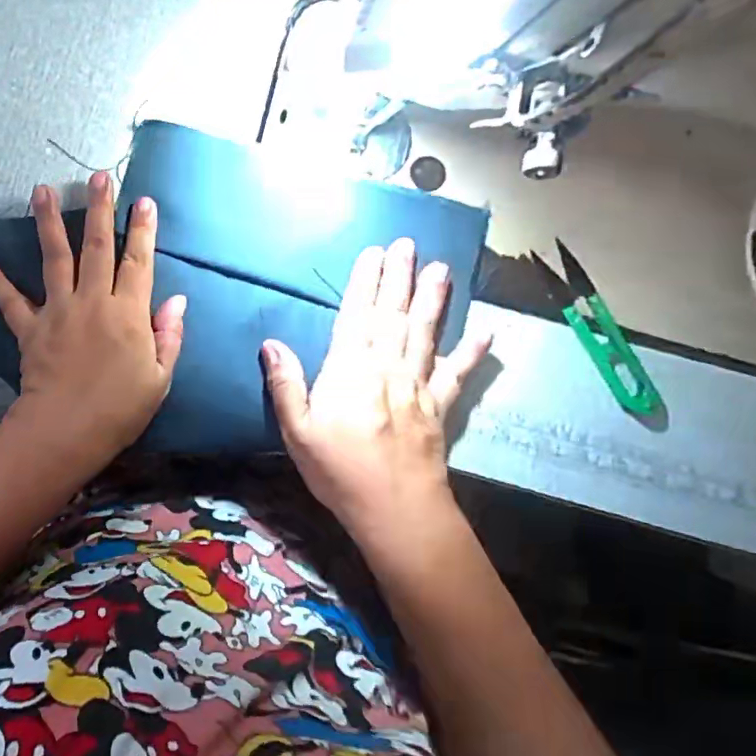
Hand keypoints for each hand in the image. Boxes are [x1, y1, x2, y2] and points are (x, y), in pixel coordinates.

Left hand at [0, 172, 186, 467]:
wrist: (68, 429)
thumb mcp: (160, 377)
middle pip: (96, 247)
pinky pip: (11, 302)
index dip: (142, 230)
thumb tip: (177, 300)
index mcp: (129, 313)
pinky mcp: (30, 329)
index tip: (142, 200)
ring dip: (48, 222)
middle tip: (96, 177)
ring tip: (41, 190)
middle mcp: (93, 301)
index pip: (138, 262)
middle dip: (98, 209)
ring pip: (55, 258)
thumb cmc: (121, 409)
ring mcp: (58, 311)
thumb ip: (168, 335)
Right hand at [261, 237, 490, 547]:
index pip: (355, 318)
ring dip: (433, 301)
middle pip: (392, 317)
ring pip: (425, 335)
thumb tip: (271, 344)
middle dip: (399, 279)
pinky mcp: (439, 409)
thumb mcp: (296, 430)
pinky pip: (456, 376)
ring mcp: (417, 388)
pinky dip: (471, 354)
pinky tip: (484, 334)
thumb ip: (286, 384)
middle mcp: (386, 370)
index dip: (363, 284)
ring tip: (442, 269)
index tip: (372, 254)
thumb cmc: (337, 470)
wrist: (396, 510)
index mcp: (349, 372)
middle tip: (408, 245)